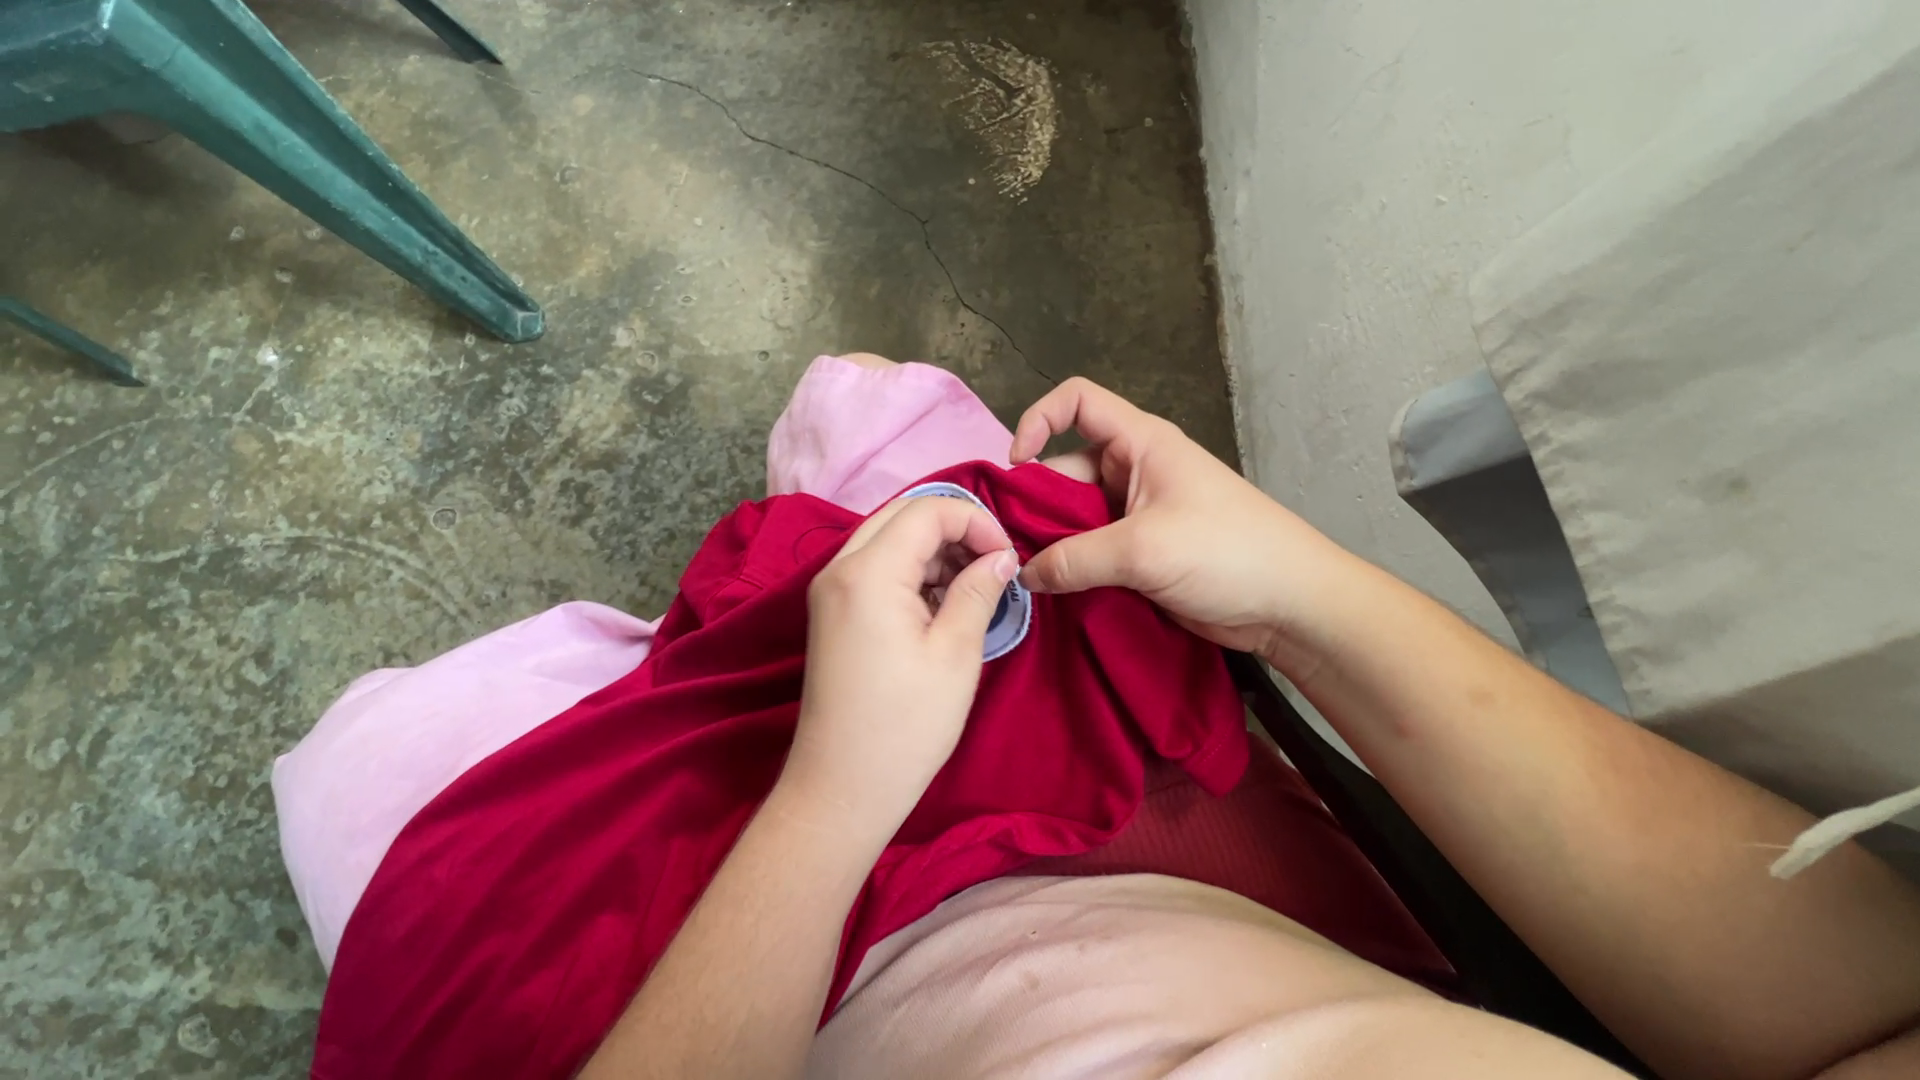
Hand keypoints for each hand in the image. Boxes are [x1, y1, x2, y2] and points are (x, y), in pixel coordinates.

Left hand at [781, 496, 1019, 837]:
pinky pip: (874, 567)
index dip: (976, 521)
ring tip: (971, 588)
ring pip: (887, 538)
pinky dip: (910, 571)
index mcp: (868, 572)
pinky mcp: (830, 612)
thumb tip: (1001, 557)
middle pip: (902, 515)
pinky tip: (940, 604)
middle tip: (991, 565)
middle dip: (954, 529)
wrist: (842, 787)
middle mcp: (838, 567)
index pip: (927, 510)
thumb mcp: (955, 653)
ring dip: (932, 550)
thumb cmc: (905, 725)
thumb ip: (978, 591)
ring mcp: (829, 590)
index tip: (1007, 558)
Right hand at [1011, 377, 1366, 676]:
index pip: (1078, 401)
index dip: (1040, 419)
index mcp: (1141, 444)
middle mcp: (1134, 471)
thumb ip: (1073, 560)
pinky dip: (1072, 568)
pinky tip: (1050, 593)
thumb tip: (1021, 574)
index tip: (1017, 465)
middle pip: (1066, 469)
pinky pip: (1093, 551)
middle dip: (1038, 504)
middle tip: (1009, 546)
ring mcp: (1138, 514)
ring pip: (1076, 517)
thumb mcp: (1142, 550)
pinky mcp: (1142, 554)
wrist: (1289, 604)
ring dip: (1053, 543)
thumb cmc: (1225, 552)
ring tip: (1025, 577)